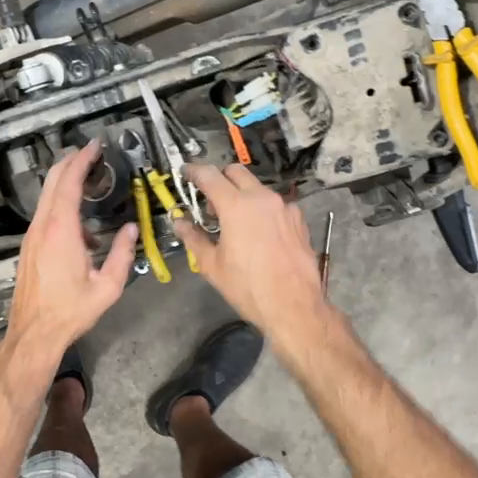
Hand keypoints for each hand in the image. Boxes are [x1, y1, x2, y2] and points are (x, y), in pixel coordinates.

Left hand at [6, 140, 137, 354]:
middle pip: (52, 181)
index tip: (94, 146)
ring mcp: (31, 236)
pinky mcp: (29, 246)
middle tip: (91, 153)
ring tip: (89, 181)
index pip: (69, 182)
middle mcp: (42, 227)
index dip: (81, 160)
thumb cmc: (70, 311)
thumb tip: (131, 230)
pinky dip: (60, 203)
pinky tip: (79, 221)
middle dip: (70, 162)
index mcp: (61, 231)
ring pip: (46, 197)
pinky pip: (44, 214)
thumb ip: (123, 254)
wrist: (34, 332)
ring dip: (65, 182)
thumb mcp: (107, 286)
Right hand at [173, 164, 336, 351]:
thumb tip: (179, 222)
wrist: (294, 305)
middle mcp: (262, 198)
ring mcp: (284, 207)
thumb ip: (193, 238)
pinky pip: (275, 205)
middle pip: (236, 172)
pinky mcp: (298, 219)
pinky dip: (262, 211)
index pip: (210, 175)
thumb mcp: (211, 265)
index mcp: (236, 206)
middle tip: (210, 204)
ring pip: (257, 188)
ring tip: (235, 223)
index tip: (185, 173)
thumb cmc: (247, 287)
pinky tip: (259, 234)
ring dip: (242, 196)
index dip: (194, 171)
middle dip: (219, 180)